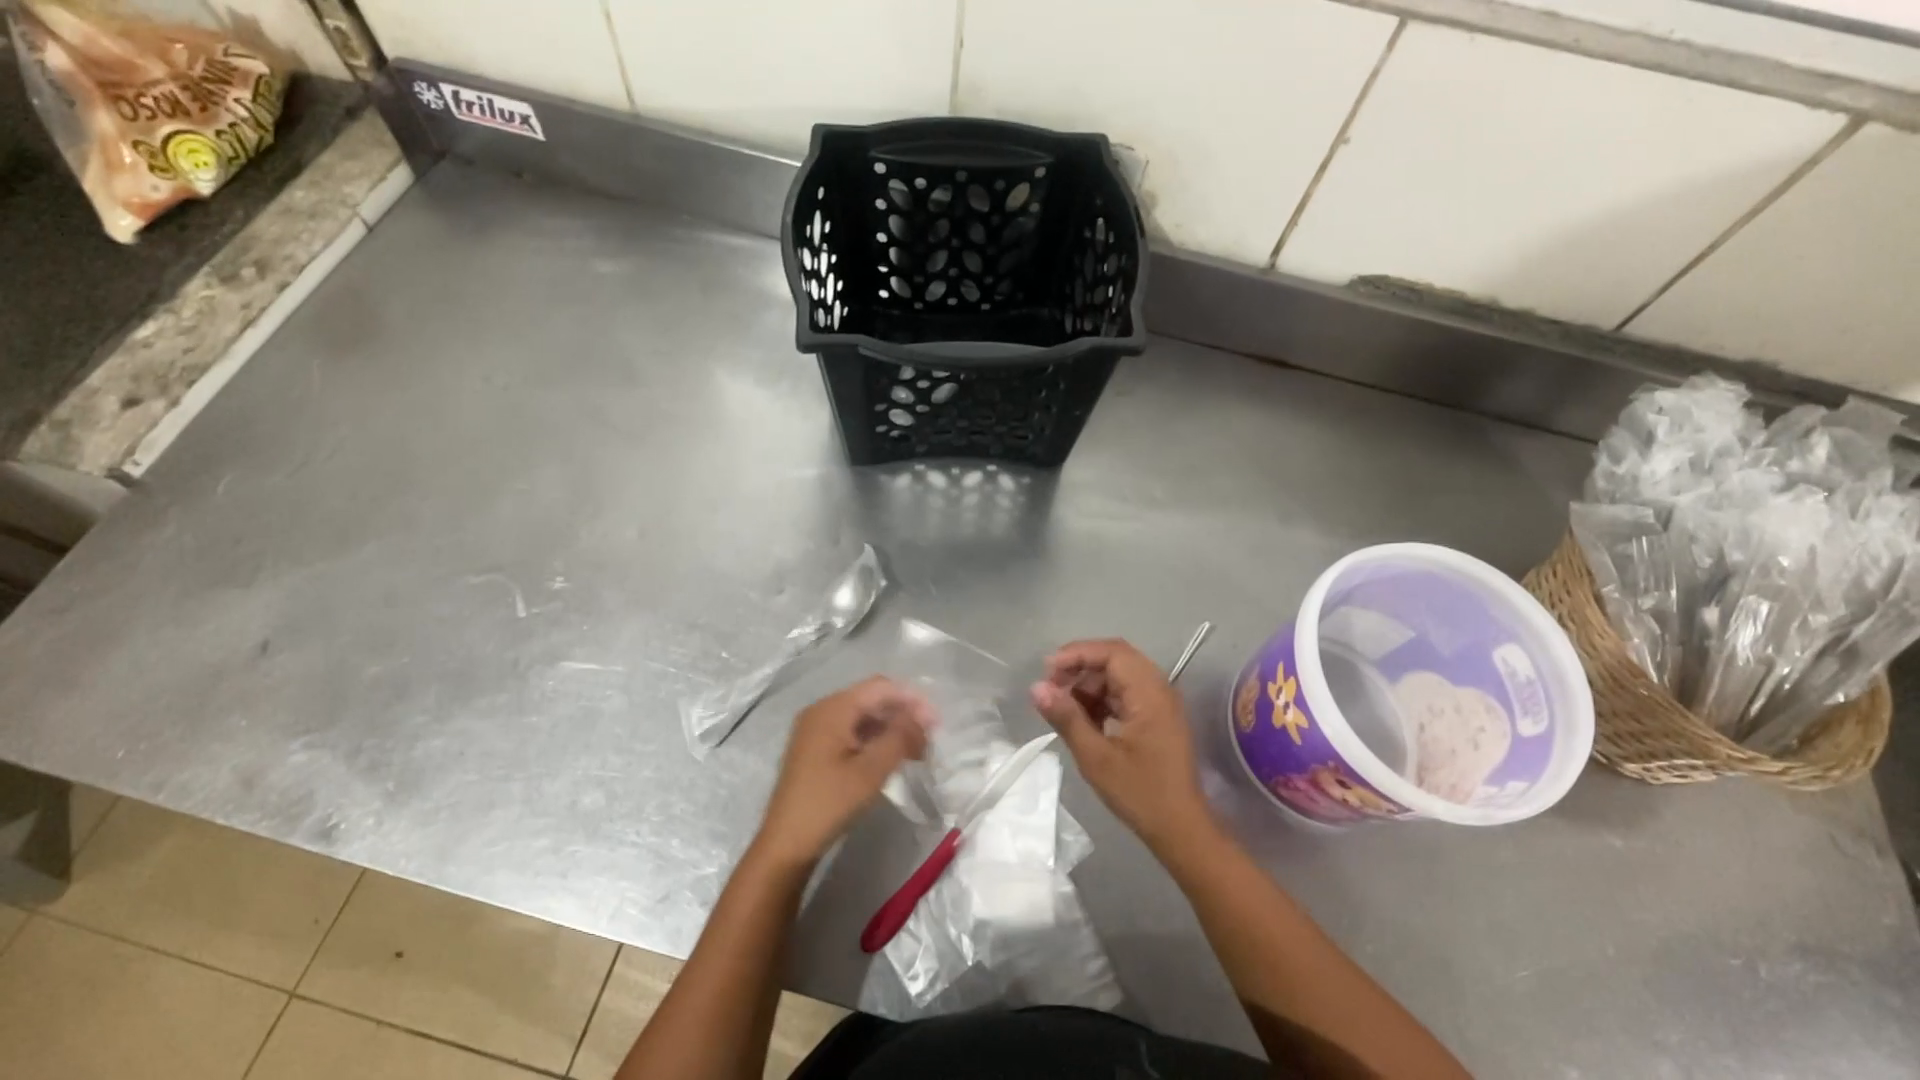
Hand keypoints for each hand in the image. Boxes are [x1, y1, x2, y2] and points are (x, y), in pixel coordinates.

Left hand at [753, 677, 931, 867]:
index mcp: (832, 709)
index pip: (880, 688)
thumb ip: (900, 737)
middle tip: (930, 739)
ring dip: (891, 729)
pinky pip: (852, 732)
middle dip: (903, 714)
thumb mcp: (871, 770)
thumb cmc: (829, 803)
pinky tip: (892, 758)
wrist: (787, 842)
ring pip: (863, 717)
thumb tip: (923, 716)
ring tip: (917, 751)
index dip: (912, 699)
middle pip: (871, 699)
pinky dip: (875, 740)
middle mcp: (822, 711)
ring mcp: (816, 730)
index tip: (937, 722)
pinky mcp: (816, 749)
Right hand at [1030, 639, 1213, 849]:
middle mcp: (1159, 689)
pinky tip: (1084, 721)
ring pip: (1120, 677)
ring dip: (1090, 686)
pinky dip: (1102, 700)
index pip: (1112, 652)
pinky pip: (1126, 695)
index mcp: (1149, 693)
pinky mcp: (1157, 719)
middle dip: (1080, 668)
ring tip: (1063, 708)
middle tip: (1051, 689)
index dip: (1077, 654)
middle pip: (1116, 660)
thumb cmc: (1140, 793)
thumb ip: (1066, 717)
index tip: (1047, 673)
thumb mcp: (1096, 757)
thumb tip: (1036, 687)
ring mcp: (1160, 704)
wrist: (1181, 828)